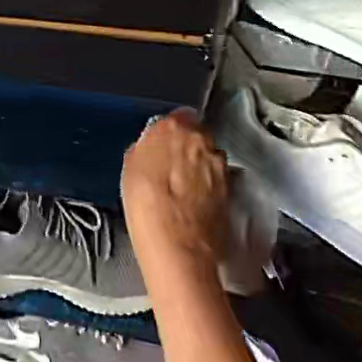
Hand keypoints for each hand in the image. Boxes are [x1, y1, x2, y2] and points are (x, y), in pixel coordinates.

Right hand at [121, 109, 231, 273]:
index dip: (169, 129)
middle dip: (186, 146)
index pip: (177, 115)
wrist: (177, 246)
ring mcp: (220, 166)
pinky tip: (193, 202)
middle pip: (197, 135)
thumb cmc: (146, 204)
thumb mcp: (129, 167)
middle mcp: (201, 141)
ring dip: (199, 165)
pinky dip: (208, 186)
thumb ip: (144, 148)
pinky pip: (217, 180)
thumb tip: (150, 147)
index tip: (161, 140)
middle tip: (169, 164)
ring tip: (182, 186)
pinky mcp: (231, 191)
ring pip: (209, 157)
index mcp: (173, 127)